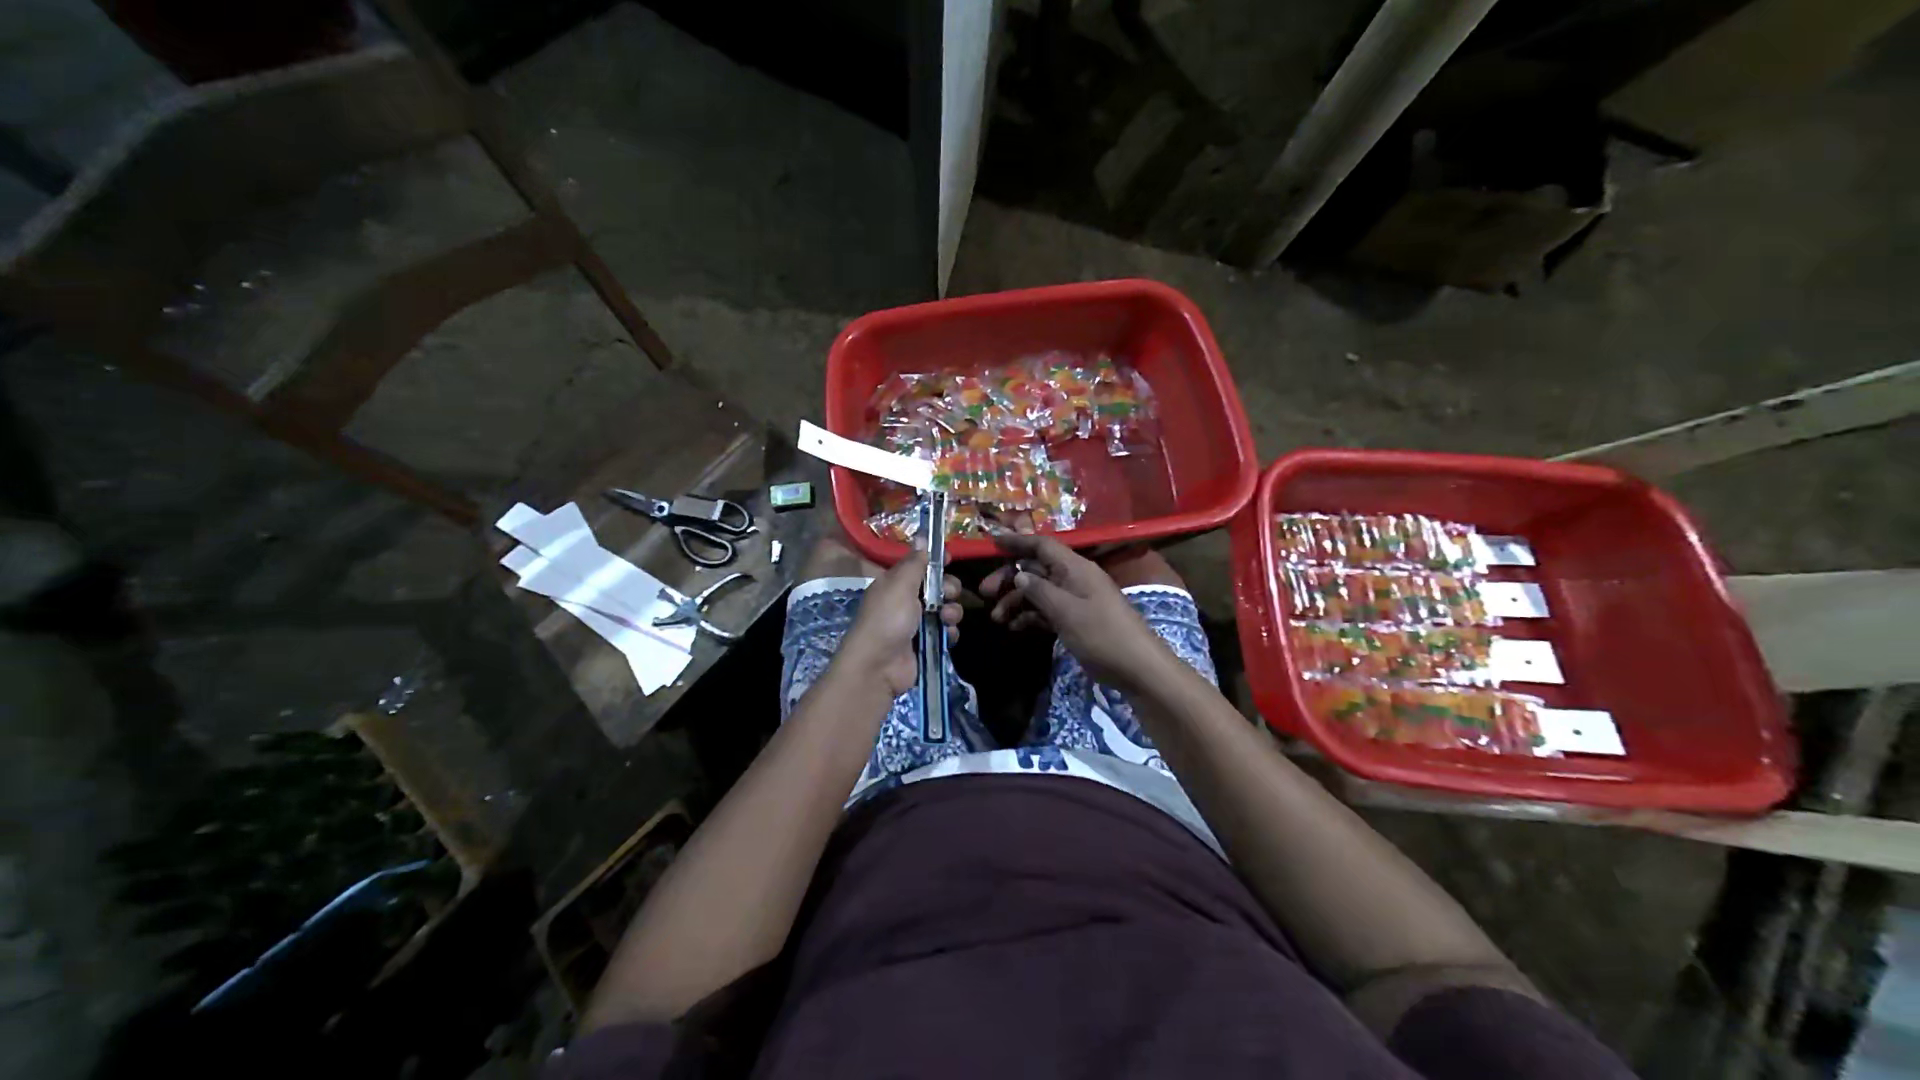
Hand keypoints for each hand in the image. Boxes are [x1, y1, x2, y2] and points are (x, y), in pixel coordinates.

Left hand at [835, 553, 962, 697]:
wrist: (878, 666)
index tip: (949, 558)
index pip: (919, 564)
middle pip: (938, 586)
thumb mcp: (900, 584)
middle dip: (949, 588)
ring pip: (946, 609)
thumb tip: (920, 535)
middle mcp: (906, 601)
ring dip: (952, 611)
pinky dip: (949, 632)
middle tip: (948, 594)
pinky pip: (946, 631)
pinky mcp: (926, 644)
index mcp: (896, 583)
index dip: (936, 560)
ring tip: (946, 618)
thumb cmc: (887, 619)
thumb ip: (914, 562)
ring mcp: (916, 624)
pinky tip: (947, 635)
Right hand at [980, 535, 1170, 689]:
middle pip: (1035, 569)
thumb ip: (1039, 590)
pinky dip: (1029, 617)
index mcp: (1075, 568)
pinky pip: (1046, 611)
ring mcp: (1075, 600)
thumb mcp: (1065, 610)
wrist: (1137, 667)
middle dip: (1009, 578)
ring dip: (1016, 601)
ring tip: (997, 619)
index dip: (1016, 542)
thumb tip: (1019, 574)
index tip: (990, 543)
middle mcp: (1074, 578)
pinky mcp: (1075, 620)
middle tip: (984, 593)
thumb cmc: (1101, 634)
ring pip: (1038, 592)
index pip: (1041, 545)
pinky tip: (1014, 628)